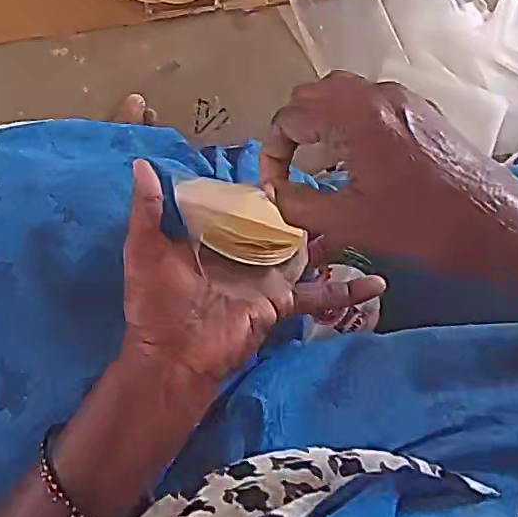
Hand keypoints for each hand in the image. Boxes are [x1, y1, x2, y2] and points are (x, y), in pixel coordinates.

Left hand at [120, 159, 384, 386]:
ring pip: (306, 252)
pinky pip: (317, 295)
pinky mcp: (281, 302)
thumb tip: (141, 164)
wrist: (172, 359)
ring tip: (368, 216)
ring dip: (333, 238)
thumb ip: (147, 209)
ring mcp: (267, 276)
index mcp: (215, 234)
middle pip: (281, 223)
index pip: (242, 202)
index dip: (261, 184)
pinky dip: (346, 292)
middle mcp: (245, 251)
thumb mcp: (144, 251)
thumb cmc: (155, 304)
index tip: (286, 157)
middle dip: (304, 205)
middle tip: (338, 178)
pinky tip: (377, 283)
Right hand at [261, 74, 517, 342]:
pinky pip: (372, 106)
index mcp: (356, 113)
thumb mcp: (349, 221)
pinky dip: (351, 126)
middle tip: (293, 170)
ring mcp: (406, 99)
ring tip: (321, 168)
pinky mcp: (424, 113)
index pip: (289, 115)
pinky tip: (358, 164)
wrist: (500, 227)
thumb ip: (297, 204)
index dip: (272, 152)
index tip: (274, 185)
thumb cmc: (422, 226)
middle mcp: (379, 94)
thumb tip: (273, 192)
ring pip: (344, 97)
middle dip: (294, 131)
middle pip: (314, 95)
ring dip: (322, 126)